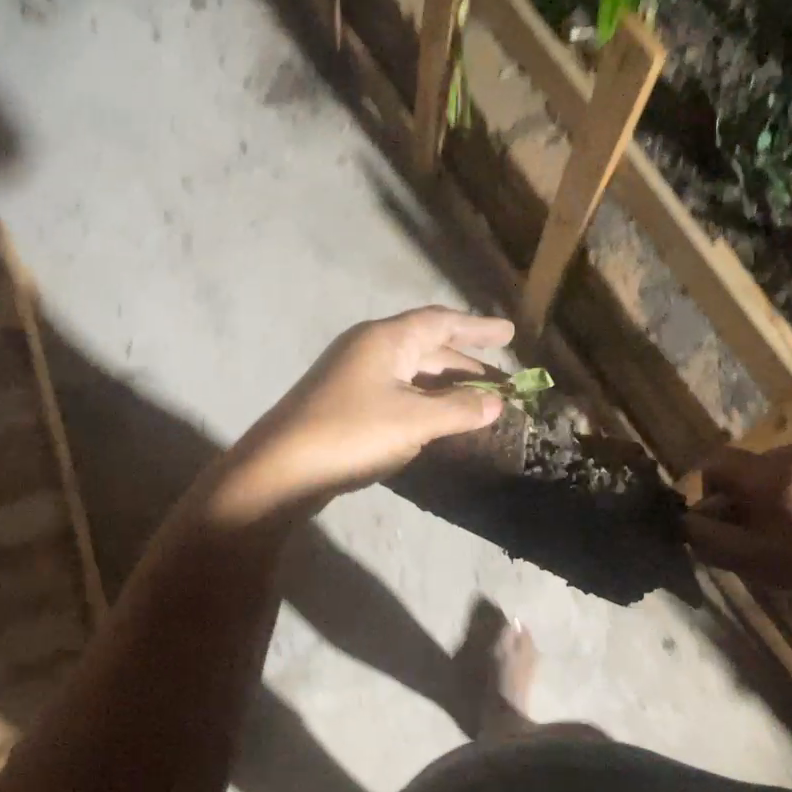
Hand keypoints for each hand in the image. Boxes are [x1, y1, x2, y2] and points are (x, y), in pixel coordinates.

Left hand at [211, 306, 515, 522]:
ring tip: (482, 402)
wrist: (281, 469)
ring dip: (448, 387)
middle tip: (505, 379)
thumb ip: (459, 410)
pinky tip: (442, 421)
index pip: (441, 322)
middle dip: (468, 365)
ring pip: (414, 374)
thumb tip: (497, 404)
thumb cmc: (351, 434)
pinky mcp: (347, 405)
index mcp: (386, 339)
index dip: (478, 328)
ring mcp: (355, 377)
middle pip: (429, 348)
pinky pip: (399, 394)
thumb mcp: (414, 422)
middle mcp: (370, 349)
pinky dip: (426, 403)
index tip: (509, 332)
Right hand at [683, 439, 791, 614]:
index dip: (709, 490)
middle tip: (773, 533)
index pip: (715, 462)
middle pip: (755, 466)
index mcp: (771, 479)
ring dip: (789, 489)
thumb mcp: (769, 568)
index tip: (723, 519)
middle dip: (753, 494)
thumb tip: (688, 521)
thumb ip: (717, 541)